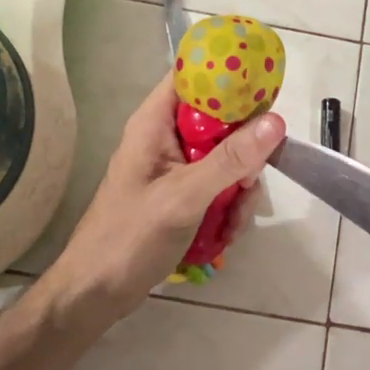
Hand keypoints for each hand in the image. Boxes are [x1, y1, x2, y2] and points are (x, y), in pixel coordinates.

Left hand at [41, 79, 285, 324]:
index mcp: (154, 123)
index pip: (193, 76)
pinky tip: (227, 233)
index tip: (265, 94)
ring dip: (239, 187)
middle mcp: (165, 138)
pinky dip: (229, 206)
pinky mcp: (181, 195)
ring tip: (235, 220)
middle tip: (249, 182)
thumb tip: (275, 122)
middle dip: (244, 151)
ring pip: (225, 157)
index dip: (230, 76)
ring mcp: (174, 168)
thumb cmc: (129, 238)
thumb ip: (230, 160)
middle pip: (220, 120)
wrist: (95, 294)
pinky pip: (218, 186)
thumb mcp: (184, 197)